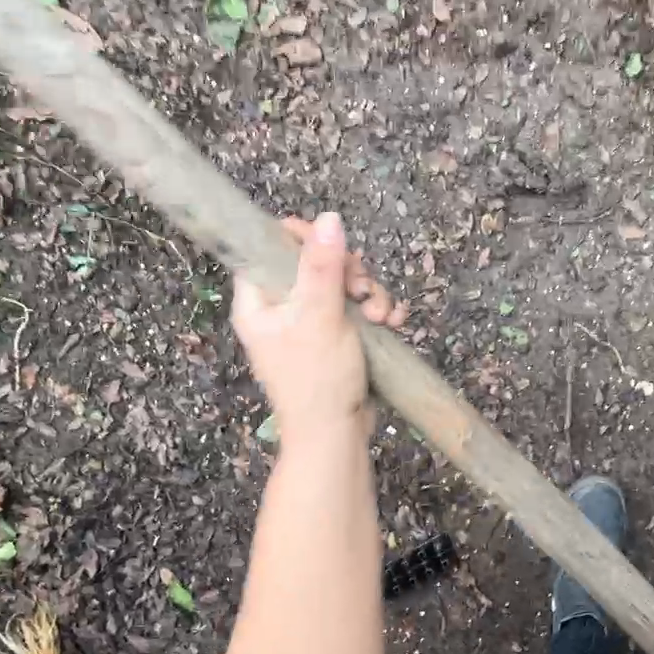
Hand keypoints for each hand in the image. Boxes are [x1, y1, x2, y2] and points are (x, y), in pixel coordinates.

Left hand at [232, 213, 407, 442]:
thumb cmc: (317, 377)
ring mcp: (312, 322)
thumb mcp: (320, 315)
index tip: (332, 246)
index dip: (301, 239)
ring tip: (382, 317)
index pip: (269, 248)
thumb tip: (330, 217)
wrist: (336, 436)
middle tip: (361, 290)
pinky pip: (359, 307)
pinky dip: (378, 310)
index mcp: (259, 301)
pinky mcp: (339, 335)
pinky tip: (394, 322)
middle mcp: (282, 307)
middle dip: (350, 272)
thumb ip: (322, 265)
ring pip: (344, 283)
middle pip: (316, 262)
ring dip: (370, 293)